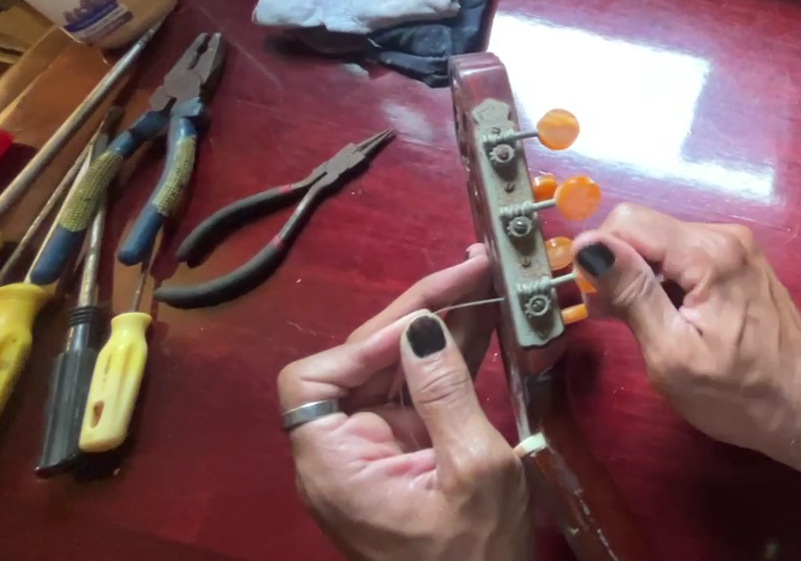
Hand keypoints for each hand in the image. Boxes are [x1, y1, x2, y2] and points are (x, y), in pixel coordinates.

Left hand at [277, 247, 531, 560]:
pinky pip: (425, 381)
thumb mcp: (472, 469)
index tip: (423, 328)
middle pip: (362, 359)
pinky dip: (455, 346)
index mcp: (338, 463)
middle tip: (476, 267)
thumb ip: (445, 394)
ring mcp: (380, 443)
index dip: (364, 344)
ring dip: (443, 318)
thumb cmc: (474, 552)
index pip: (313, 380)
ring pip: (397, 362)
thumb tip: (422, 327)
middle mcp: (346, 447)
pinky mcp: (412, 442)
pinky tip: (487, 313)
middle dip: (418, 309)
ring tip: (487, 276)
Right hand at [572, 204, 800, 469]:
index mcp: (710, 252)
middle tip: (607, 317)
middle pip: (646, 228)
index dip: (597, 255)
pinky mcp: (739, 261)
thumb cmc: (740, 394)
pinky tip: (664, 316)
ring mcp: (735, 246)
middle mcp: (724, 235)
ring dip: (639, 276)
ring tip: (636, 323)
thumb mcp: (673, 353)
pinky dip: (665, 280)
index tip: (586, 296)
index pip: (629, 221)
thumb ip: (632, 294)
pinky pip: (685, 255)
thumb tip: (589, 248)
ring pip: (663, 241)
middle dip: (617, 266)